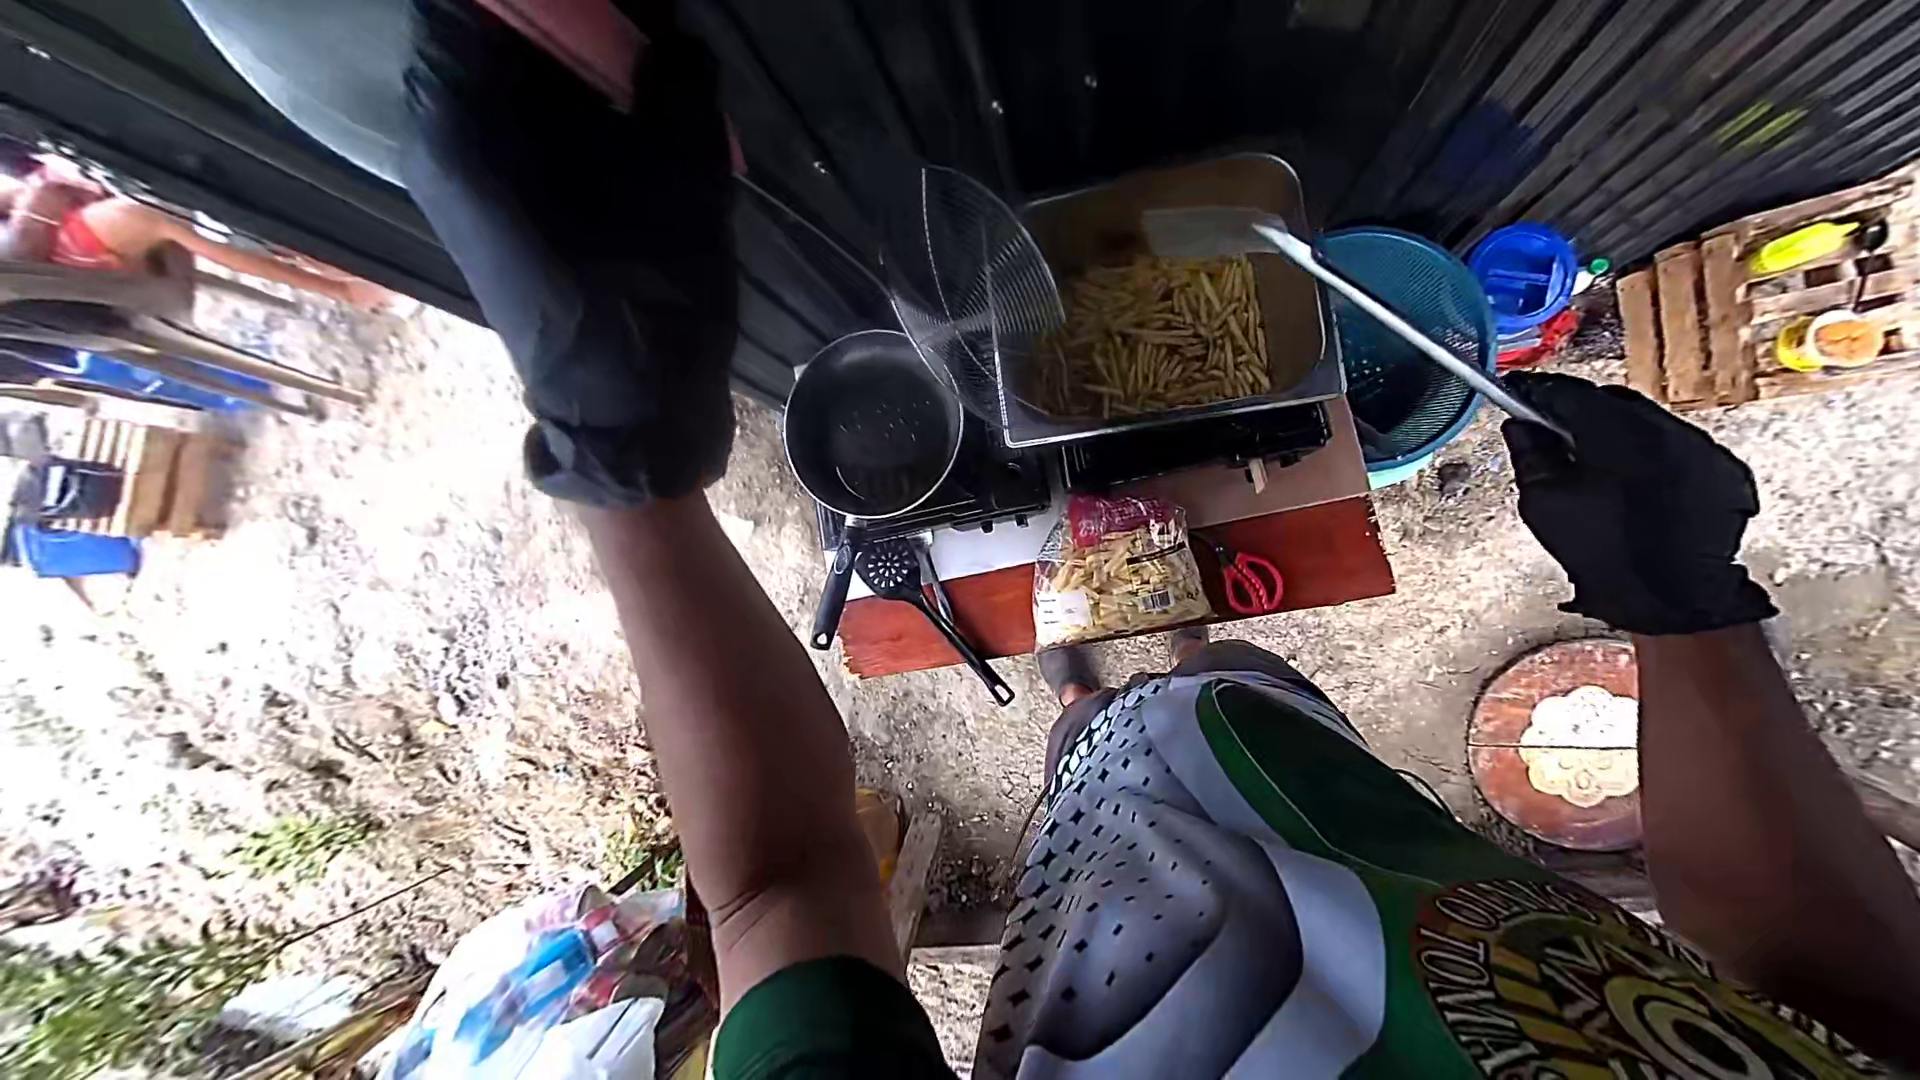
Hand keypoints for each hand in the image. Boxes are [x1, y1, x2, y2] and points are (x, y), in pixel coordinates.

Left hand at [401, 0, 736, 505]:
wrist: (631, 424)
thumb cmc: (652, 322)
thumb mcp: (684, 207)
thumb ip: (681, 110)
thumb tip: (681, 41)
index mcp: (467, 126)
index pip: (482, 3)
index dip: (564, 3)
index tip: (632, 19)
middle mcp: (445, 143)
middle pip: (495, 36)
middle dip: (576, 31)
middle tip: (652, 49)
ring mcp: (468, 185)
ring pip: (516, 90)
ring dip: (583, 80)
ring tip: (653, 96)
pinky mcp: (500, 220)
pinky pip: (528, 140)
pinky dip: (580, 127)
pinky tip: (636, 147)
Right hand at [1501, 372, 1775, 635]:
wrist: (1669, 591)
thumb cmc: (1598, 547)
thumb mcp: (1543, 500)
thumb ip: (1531, 454)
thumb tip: (1520, 424)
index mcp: (1619, 437)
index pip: (1572, 394)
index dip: (1538, 389)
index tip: (1516, 388)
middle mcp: (1668, 433)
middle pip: (1612, 401)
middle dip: (1575, 407)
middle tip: (1543, 422)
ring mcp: (1702, 449)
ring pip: (1644, 420)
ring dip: (1608, 427)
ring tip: (1580, 452)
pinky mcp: (1721, 467)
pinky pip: (1672, 443)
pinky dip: (1640, 448)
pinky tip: (1620, 473)